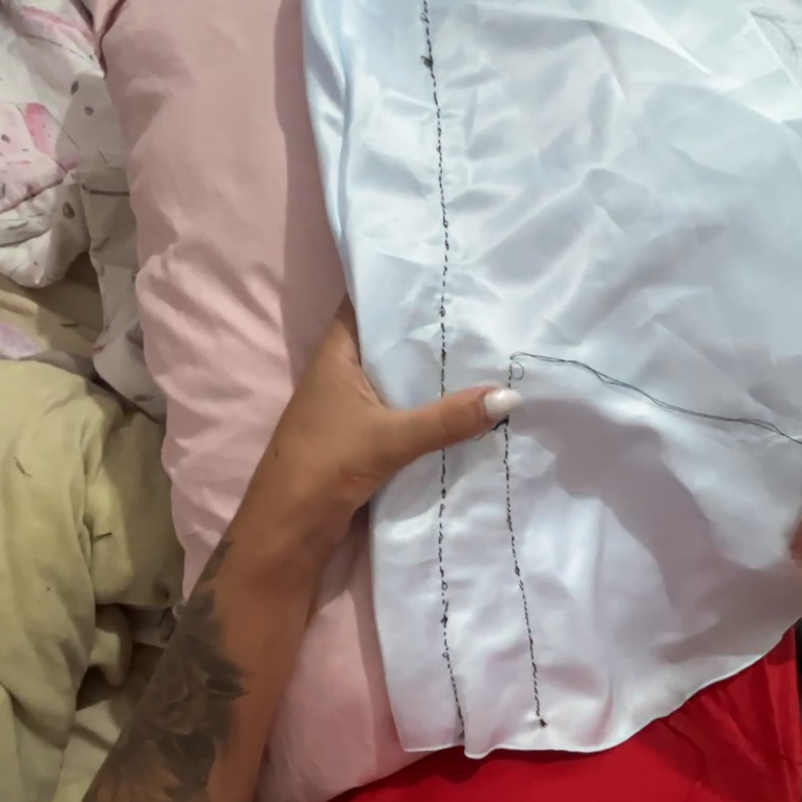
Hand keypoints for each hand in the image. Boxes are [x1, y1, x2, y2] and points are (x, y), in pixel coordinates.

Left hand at [240, 301, 517, 559]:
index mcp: (337, 353)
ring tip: (486, 350)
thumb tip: (510, 396)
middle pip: (391, 339)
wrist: (291, 527)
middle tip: (484, 312)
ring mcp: (352, 404)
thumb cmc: (326, 465)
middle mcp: (343, 371)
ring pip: (399, 376)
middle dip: (431, 330)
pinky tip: (465, 403)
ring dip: (432, 371)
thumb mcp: (391, 438)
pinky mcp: (363, 434)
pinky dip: (428, 405)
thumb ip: (448, 418)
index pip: (370, 301)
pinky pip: (402, 408)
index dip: (404, 285)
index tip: (450, 274)